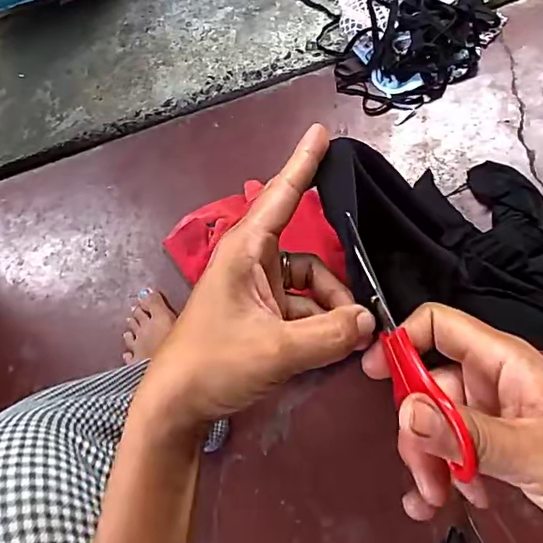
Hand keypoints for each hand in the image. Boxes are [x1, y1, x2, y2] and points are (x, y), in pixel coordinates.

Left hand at [141, 124, 375, 428]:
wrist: (174, 410)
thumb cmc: (212, 365)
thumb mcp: (276, 351)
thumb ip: (329, 335)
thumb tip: (368, 322)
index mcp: (247, 250)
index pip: (282, 195)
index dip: (304, 162)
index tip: (321, 132)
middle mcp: (255, 261)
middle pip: (311, 258)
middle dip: (336, 285)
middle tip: (363, 315)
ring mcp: (260, 288)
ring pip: (313, 286)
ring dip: (332, 312)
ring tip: (346, 343)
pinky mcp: (263, 313)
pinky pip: (305, 308)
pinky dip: (321, 325)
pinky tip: (332, 348)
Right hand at [362, 303, 542, 542]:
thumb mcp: (536, 454)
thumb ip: (468, 434)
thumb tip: (405, 409)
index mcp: (507, 362)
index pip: (442, 326)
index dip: (404, 340)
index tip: (374, 375)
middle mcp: (500, 382)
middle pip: (433, 382)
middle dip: (419, 425)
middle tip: (426, 475)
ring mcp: (505, 416)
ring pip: (445, 422)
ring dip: (433, 458)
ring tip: (441, 501)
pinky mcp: (512, 450)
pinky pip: (464, 452)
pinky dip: (452, 475)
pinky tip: (457, 505)